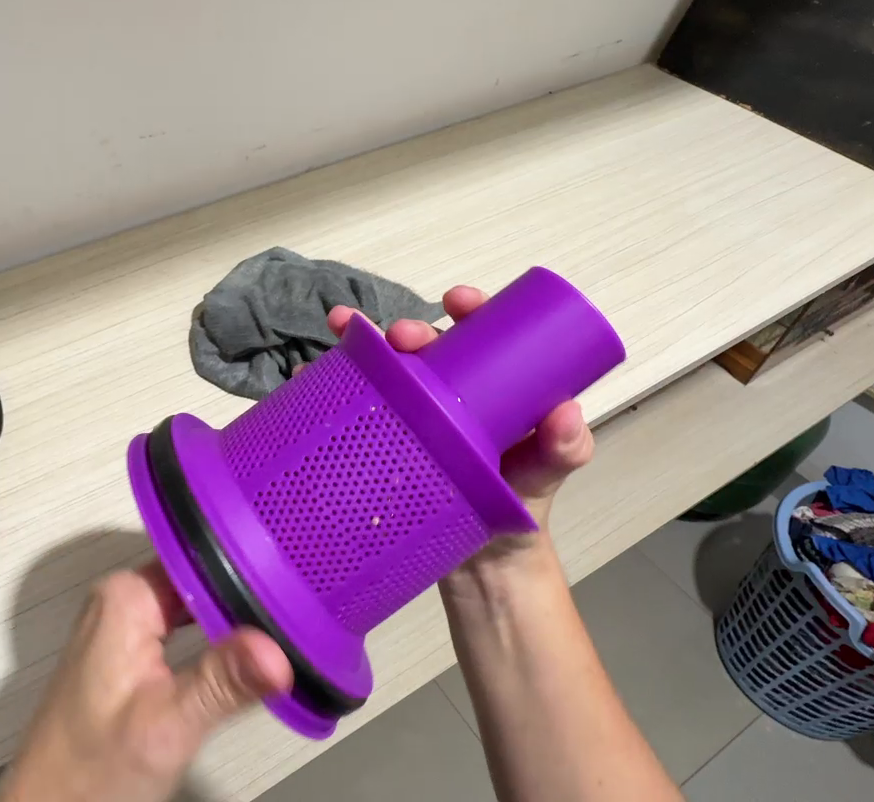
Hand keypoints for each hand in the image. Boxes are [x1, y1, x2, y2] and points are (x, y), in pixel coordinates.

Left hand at [0, 565, 291, 801]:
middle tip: (298, 617)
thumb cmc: (93, 770)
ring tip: (282, 636)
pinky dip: (212, 639)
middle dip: (244, 599)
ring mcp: (122, 623)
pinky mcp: (127, 650)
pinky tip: (241, 658)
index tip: (295, 585)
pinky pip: (180, 627)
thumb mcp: (167, 726)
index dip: (249, 572)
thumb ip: (221, 683)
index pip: (201, 560)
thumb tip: (276, 651)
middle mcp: (122, 597)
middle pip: (199, 581)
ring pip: (193, 606)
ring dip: (231, 622)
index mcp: (127, 595)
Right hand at [325, 284, 594, 567]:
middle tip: (396, 337)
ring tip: (338, 328)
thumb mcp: (541, 481)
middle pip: (426, 348)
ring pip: (386, 367)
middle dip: (407, 330)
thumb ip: (561, 452)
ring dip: (360, 341)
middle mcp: (449, 395)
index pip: (481, 338)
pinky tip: (306, 374)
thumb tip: (567, 412)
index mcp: (491, 392)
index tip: (456, 302)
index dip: (470, 311)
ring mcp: (414, 417)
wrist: (479, 571)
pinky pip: (359, 403)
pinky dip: (333, 382)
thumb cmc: (518, 513)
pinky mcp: (385, 438)